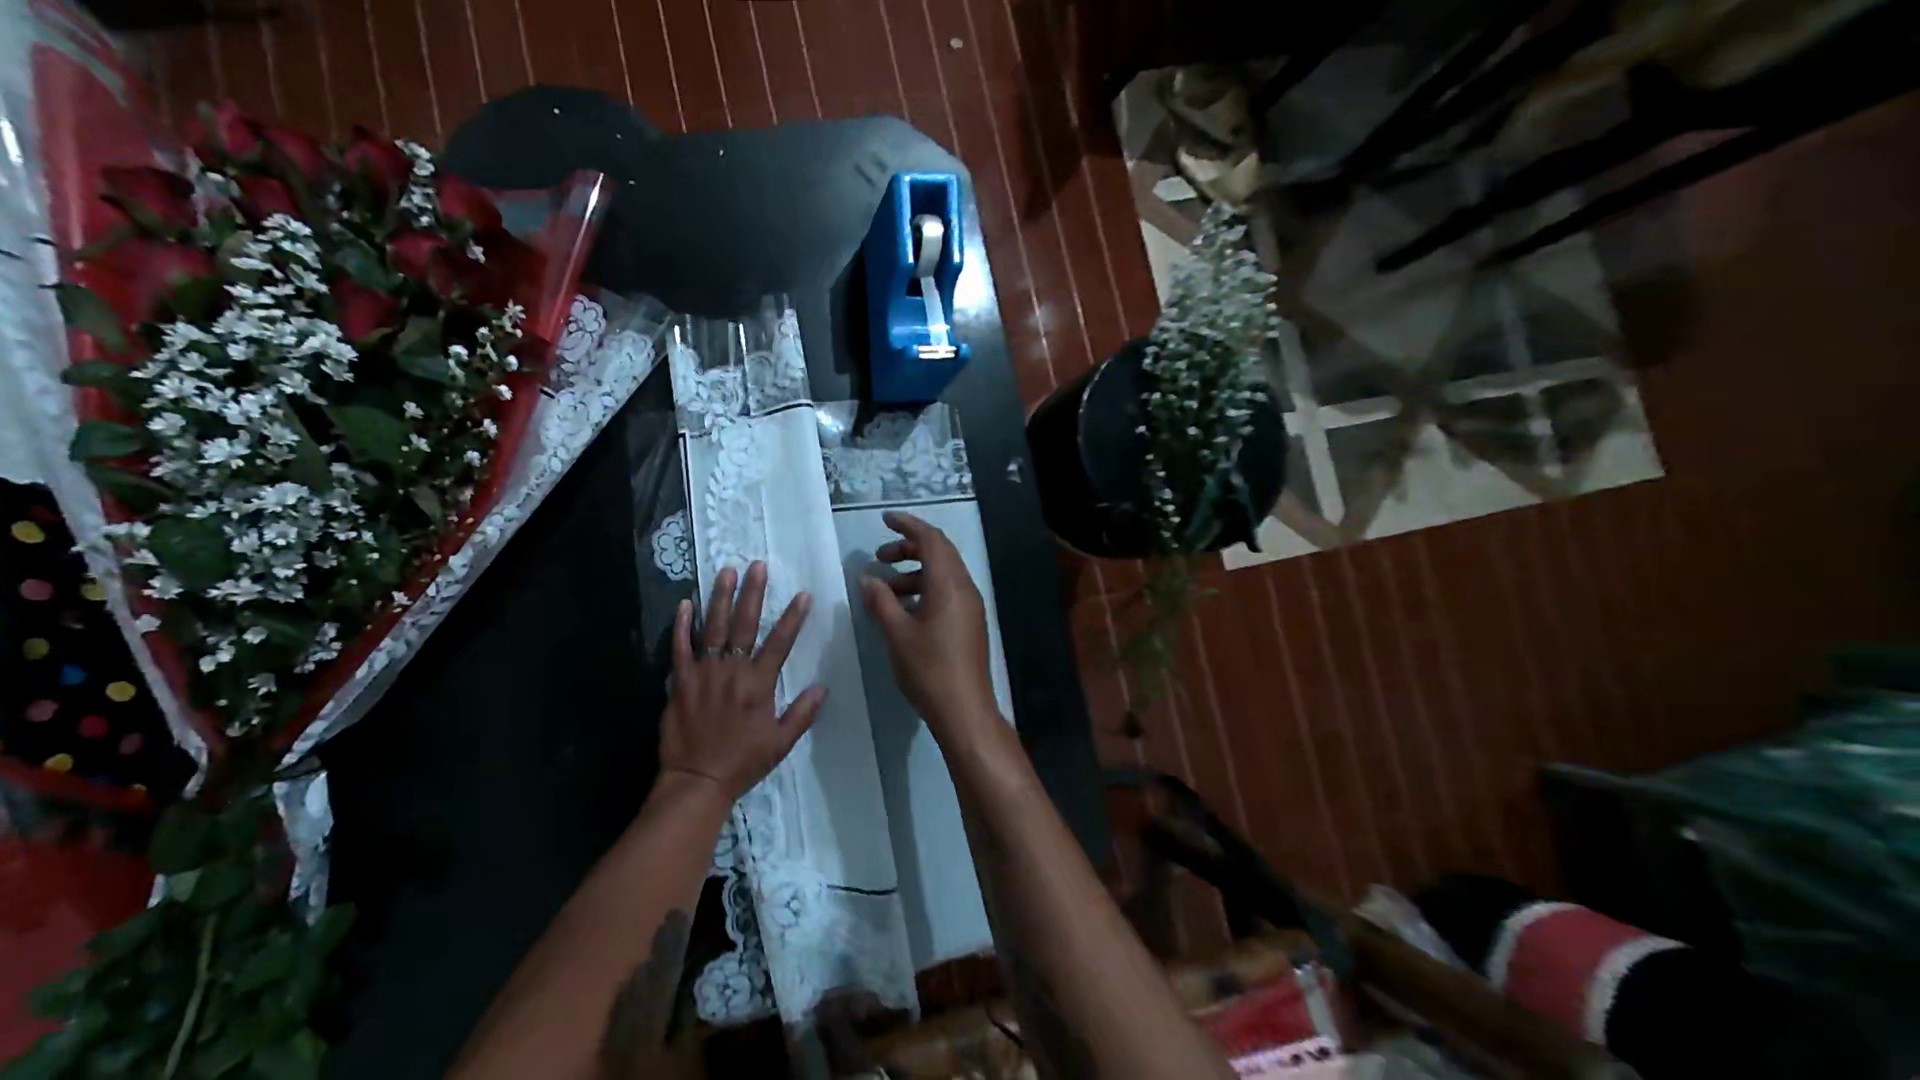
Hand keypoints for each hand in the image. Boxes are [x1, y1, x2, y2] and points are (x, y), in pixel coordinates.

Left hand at [661, 561, 826, 802]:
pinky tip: (685, 603)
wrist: (697, 780)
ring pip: (712, 627)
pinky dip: (681, 625)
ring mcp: (703, 673)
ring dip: (720, 597)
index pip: (779, 642)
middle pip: (744, 624)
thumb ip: (802, 713)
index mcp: (758, 684)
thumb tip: (822, 688)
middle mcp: (732, 671)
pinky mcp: (679, 681)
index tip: (802, 594)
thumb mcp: (781, 742)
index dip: (793, 617)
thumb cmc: (743, 762)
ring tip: (726, 572)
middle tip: (757, 566)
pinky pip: (679, 647)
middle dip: (753, 593)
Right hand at [857, 512, 999, 745]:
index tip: (884, 520)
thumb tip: (867, 578)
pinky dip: (924, 589)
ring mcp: (970, 607)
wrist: (964, 710)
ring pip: (943, 574)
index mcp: (949, 585)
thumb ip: (880, 601)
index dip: (908, 525)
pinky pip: (947, 592)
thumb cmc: (928, 669)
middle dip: (909, 548)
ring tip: (884, 587)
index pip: (931, 540)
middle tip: (879, 556)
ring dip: (914, 572)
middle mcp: (965, 589)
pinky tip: (903, 608)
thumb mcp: (897, 633)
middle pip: (940, 553)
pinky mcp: (969, 623)